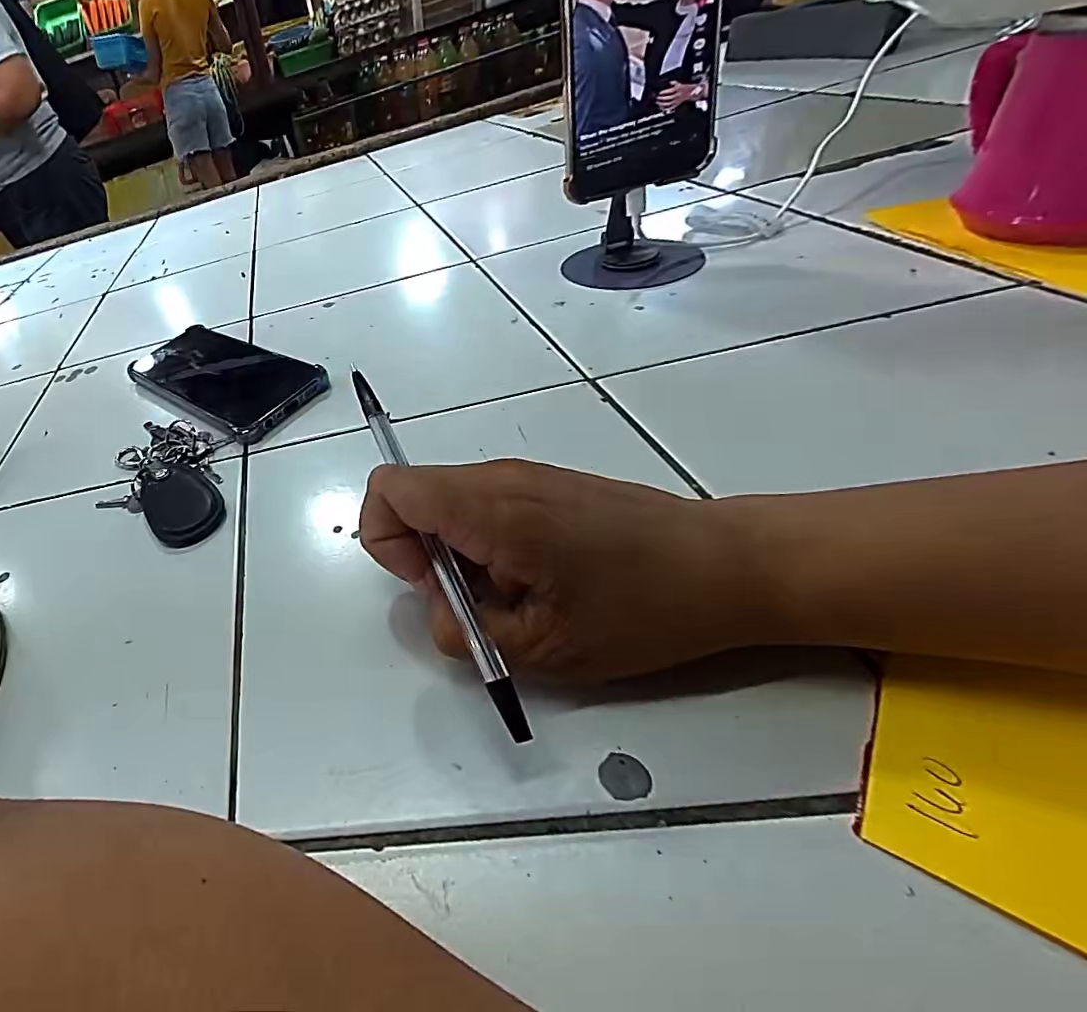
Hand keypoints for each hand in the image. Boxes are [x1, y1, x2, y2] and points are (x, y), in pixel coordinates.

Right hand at [358, 461, 768, 683]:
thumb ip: (464, 633)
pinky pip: (473, 501)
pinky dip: (475, 538)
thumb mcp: (544, 649)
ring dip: (448, 548)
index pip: (389, 490)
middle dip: (416, 550)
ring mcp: (519, 475)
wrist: (735, 564)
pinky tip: (528, 572)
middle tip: (470, 595)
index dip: (388, 540)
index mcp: (492, 509)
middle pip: (407, 494)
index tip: (431, 582)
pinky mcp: (538, 482)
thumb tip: (438, 610)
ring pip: (438, 499)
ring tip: (507, 588)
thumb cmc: (646, 607)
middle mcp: (497, 478)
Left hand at [657, 81, 701, 112]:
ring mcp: (678, 100)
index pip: (672, 90)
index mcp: (680, 89)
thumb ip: (675, 83)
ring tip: (657, 102)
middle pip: (670, 98)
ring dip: (662, 104)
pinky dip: (665, 108)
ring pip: (669, 103)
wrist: (692, 92)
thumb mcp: (680, 84)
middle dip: (662, 98)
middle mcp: (679, 95)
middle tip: (657, 98)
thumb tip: (670, 82)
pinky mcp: (677, 104)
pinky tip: (660, 107)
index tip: (659, 93)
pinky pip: (670, 107)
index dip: (665, 92)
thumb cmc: (683, 87)